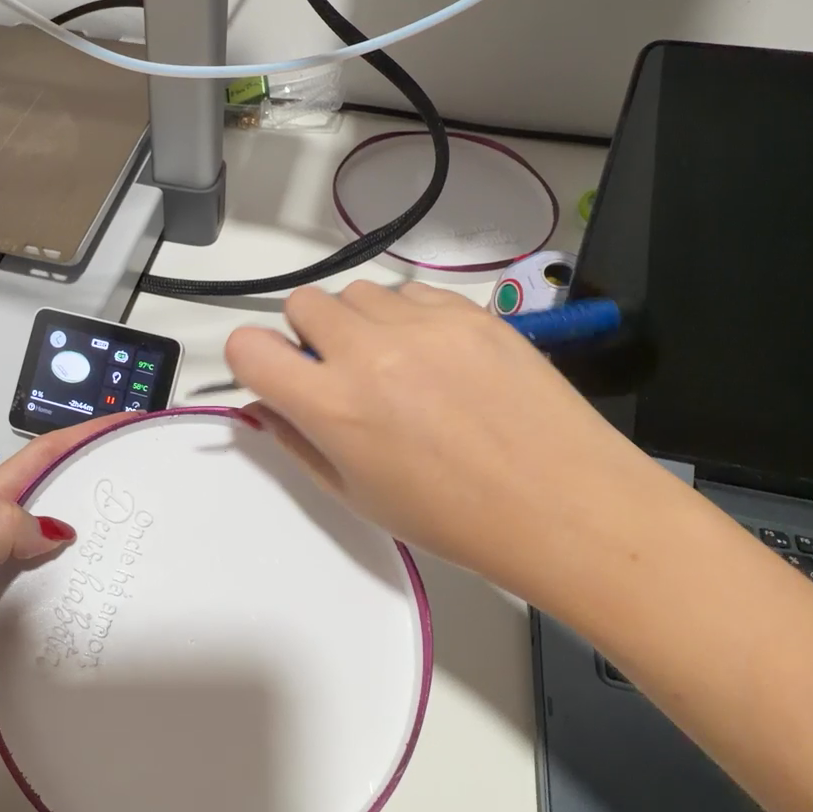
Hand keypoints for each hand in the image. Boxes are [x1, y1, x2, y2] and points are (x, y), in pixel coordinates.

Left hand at [0, 415, 131, 740]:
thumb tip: (61, 529)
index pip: (39, 459)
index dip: (81, 435)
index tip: (128, 424)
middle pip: (57, 499)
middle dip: (101, 481)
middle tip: (153, 485)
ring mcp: (5, 583)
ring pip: (62, 551)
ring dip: (99, 540)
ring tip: (150, 540)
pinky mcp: (13, 623)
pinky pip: (58, 597)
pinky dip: (87, 590)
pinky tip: (118, 598)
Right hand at [225, 282, 677, 600]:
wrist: (563, 505)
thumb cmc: (452, 518)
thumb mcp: (355, 495)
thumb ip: (297, 441)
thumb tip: (266, 403)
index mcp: (333, 406)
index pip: (249, 347)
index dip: (255, 361)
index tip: (281, 379)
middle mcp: (368, 352)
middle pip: (301, 304)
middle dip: (308, 336)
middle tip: (342, 374)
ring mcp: (423, 325)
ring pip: (358, 293)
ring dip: (359, 323)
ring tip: (396, 364)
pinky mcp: (470, 311)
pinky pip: (412, 293)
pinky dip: (407, 317)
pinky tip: (437, 356)